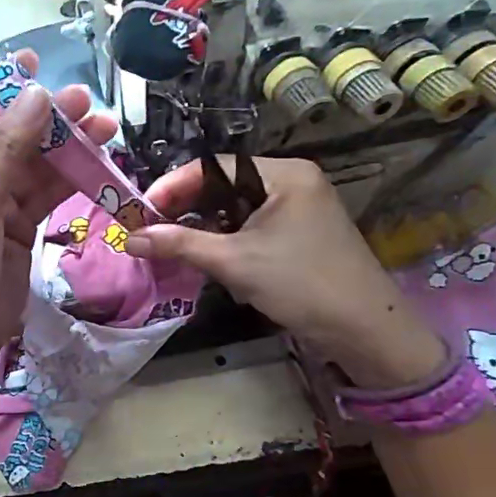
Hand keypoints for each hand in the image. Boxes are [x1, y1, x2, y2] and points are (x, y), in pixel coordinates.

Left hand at [0, 50, 116, 378]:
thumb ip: (7, 151)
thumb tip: (36, 96)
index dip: (4, 91)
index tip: (35, 62)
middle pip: (7, 141)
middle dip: (45, 122)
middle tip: (85, 102)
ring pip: (31, 167)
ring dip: (64, 149)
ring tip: (102, 127)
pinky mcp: (16, 228)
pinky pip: (43, 195)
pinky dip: (67, 179)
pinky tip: (94, 159)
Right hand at [126, 157, 447, 389]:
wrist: (364, 329)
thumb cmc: (300, 284)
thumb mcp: (235, 262)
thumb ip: (180, 244)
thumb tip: (131, 239)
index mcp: (284, 174)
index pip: (215, 167)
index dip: (174, 186)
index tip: (143, 210)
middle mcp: (293, 182)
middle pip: (225, 187)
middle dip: (188, 210)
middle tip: (153, 231)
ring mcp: (299, 209)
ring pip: (236, 210)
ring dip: (206, 230)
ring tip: (175, 249)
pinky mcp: (300, 235)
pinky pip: (252, 228)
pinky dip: (229, 243)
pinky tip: (212, 262)